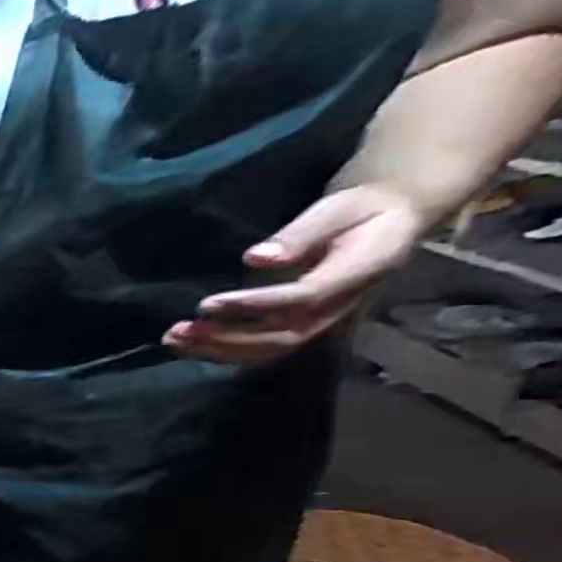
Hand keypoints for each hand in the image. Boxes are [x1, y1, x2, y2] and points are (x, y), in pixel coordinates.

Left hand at [166, 183, 425, 364]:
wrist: (387, 225)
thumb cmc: (361, 212)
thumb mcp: (340, 208)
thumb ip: (302, 234)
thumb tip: (255, 258)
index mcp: (356, 274)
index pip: (300, 299)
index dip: (252, 306)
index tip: (207, 304)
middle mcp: (335, 309)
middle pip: (277, 336)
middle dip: (224, 337)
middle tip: (180, 329)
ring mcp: (317, 324)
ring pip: (265, 350)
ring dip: (215, 349)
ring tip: (173, 339)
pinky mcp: (298, 330)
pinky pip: (259, 351)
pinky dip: (221, 353)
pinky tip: (187, 346)